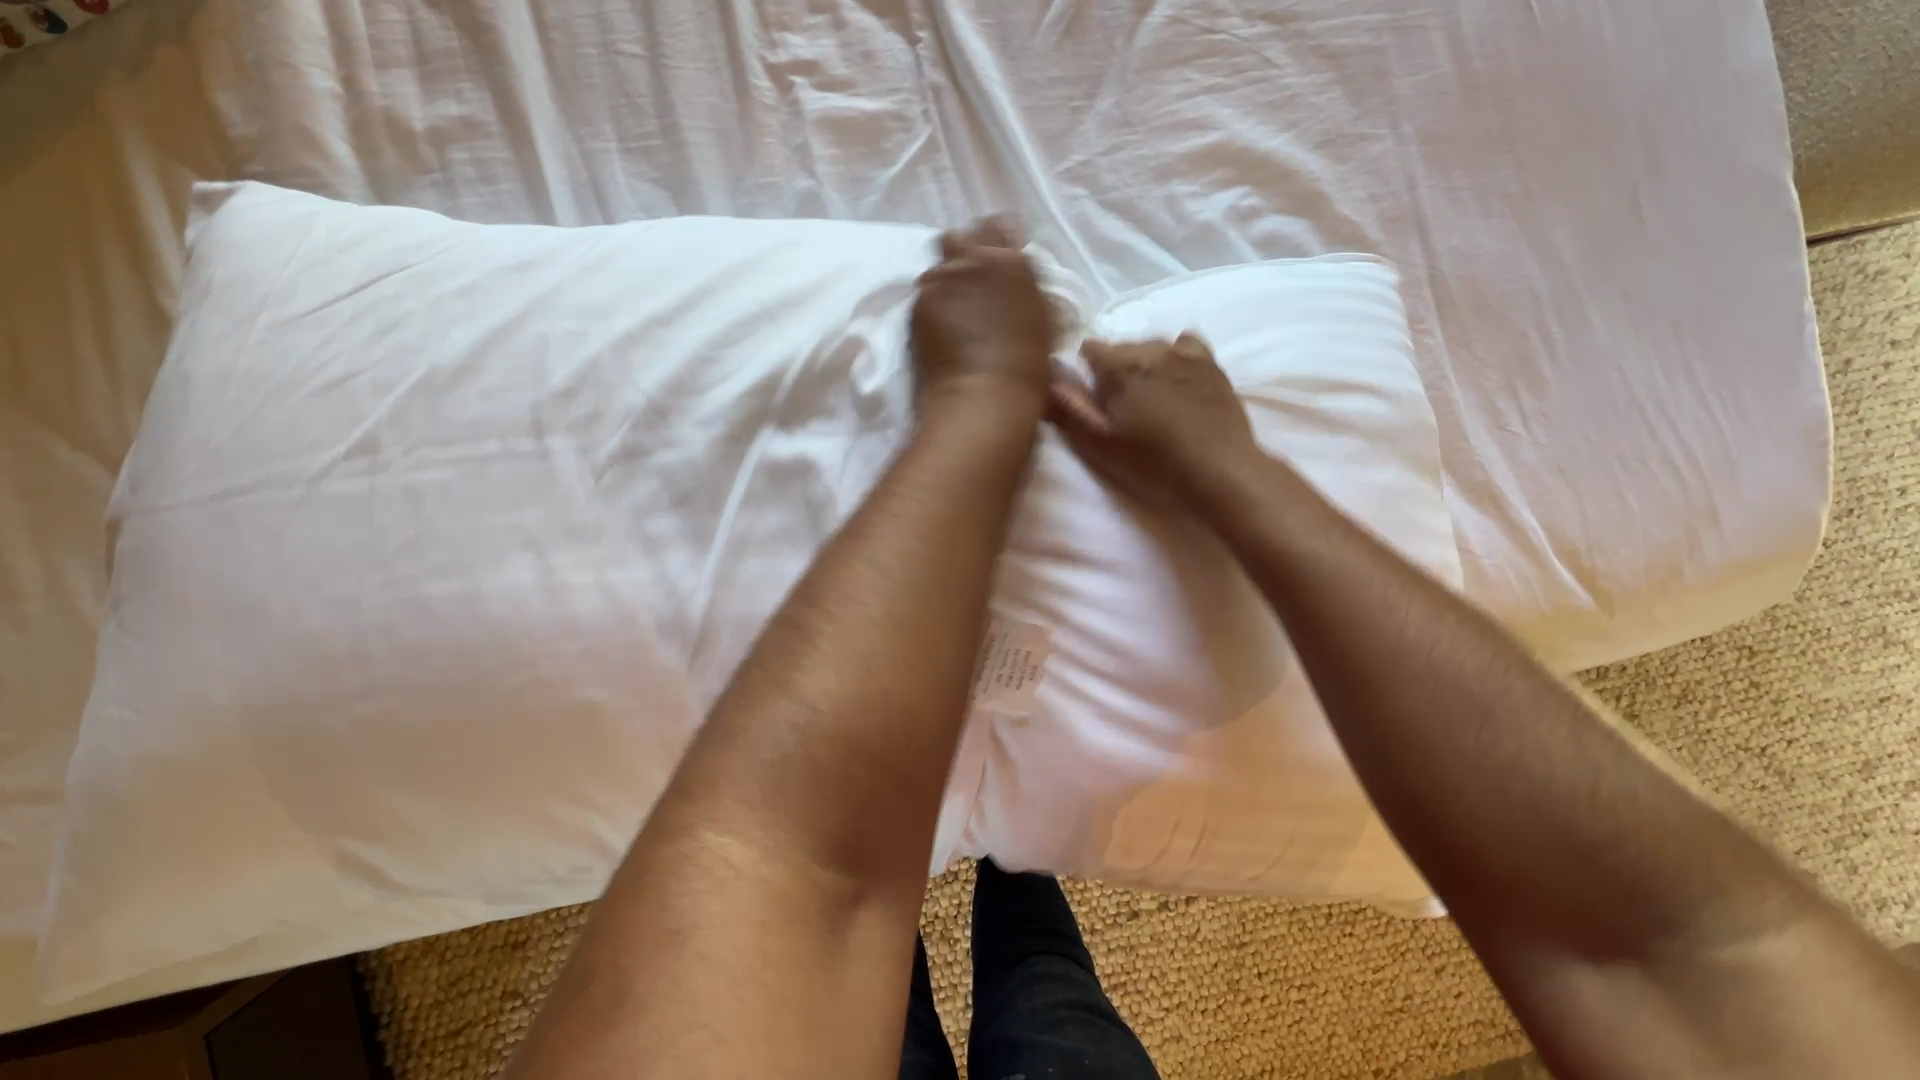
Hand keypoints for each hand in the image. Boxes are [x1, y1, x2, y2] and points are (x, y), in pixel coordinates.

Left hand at [910, 217, 1055, 413]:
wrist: (983, 397)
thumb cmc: (1027, 368)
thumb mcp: (1043, 320)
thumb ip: (1028, 291)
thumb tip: (1021, 285)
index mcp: (1010, 262)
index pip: (1001, 225)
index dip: (1001, 240)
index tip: (1002, 259)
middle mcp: (971, 262)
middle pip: (958, 236)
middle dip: (963, 251)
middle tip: (970, 279)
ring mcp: (939, 283)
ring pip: (936, 267)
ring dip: (944, 281)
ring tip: (953, 308)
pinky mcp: (916, 306)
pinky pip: (922, 296)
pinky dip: (931, 307)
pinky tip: (939, 330)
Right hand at [1048, 332, 1261, 502]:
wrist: (1218, 469)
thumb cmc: (1153, 461)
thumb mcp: (1101, 442)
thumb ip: (1069, 407)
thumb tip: (1047, 375)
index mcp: (1118, 367)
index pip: (1089, 348)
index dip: (1086, 371)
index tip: (1093, 398)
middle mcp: (1150, 349)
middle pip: (1121, 346)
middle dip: (1115, 367)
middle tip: (1122, 405)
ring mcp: (1185, 352)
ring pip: (1152, 344)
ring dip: (1145, 362)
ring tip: (1150, 395)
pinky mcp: (1210, 362)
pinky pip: (1185, 343)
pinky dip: (1176, 355)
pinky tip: (1178, 378)